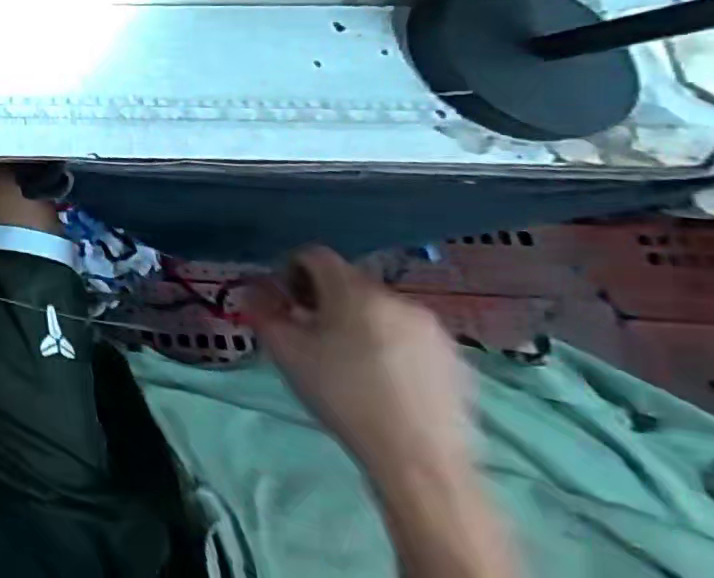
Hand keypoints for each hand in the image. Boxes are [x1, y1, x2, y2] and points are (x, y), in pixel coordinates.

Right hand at [246, 246, 472, 472]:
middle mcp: (398, 299)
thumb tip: (257, 291)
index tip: (285, 302)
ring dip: (356, 319)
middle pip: (348, 280)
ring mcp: (433, 329)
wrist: (419, 459)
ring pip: (379, 308)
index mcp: (354, 291)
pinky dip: (388, 342)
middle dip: (323, 297)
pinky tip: (381, 377)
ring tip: (346, 358)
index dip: (290, 270)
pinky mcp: (456, 358)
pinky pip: (408, 334)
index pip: (314, 254)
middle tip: (309, 331)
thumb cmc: (342, 395)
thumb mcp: (285, 351)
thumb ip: (263, 310)